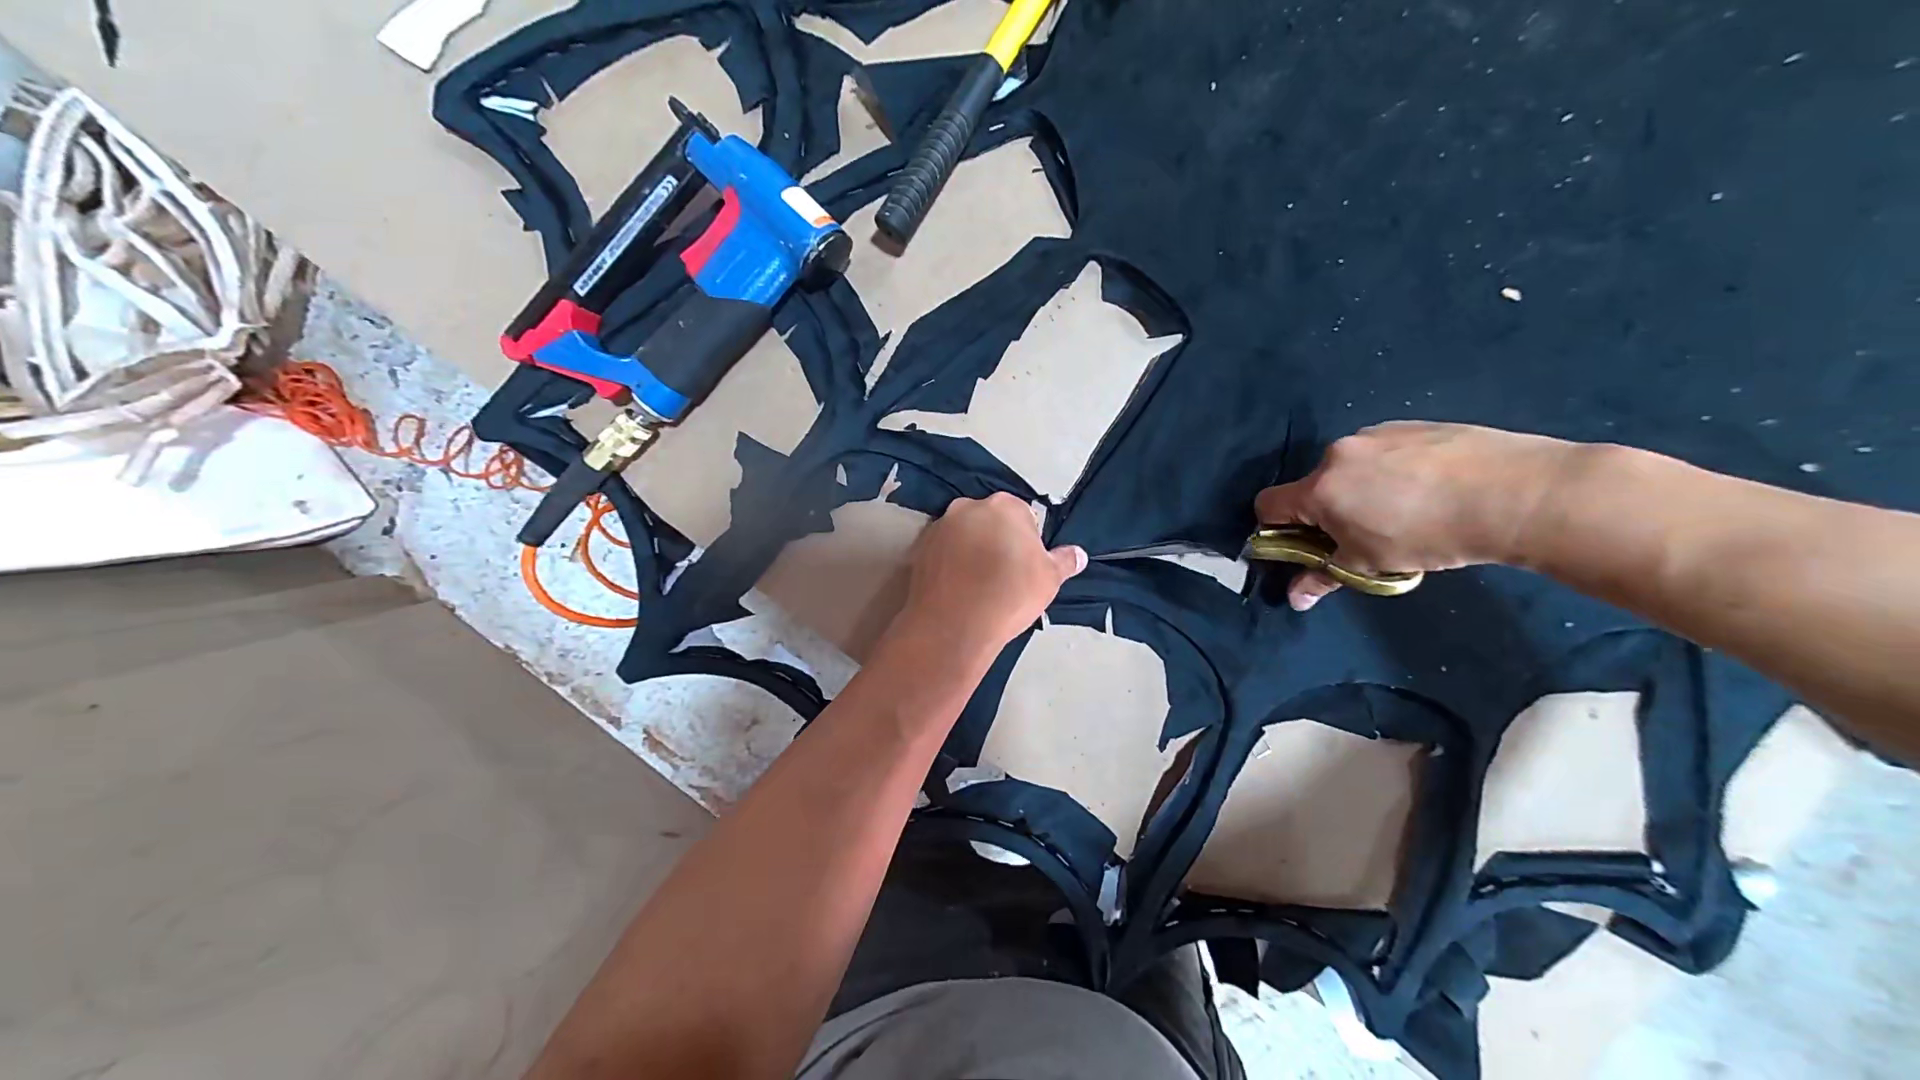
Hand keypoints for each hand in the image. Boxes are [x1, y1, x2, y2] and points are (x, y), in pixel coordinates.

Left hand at [897, 493, 1086, 657]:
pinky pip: (941, 553)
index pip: (1024, 516)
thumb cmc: (1010, 595)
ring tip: (978, 587)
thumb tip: (1078, 554)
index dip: (1027, 542)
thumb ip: (1064, 561)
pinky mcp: (918, 549)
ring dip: (971, 552)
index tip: (1026, 567)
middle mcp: (968, 507)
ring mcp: (940, 527)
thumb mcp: (1050, 579)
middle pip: (990, 521)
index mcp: (1004, 506)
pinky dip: (949, 565)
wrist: (954, 625)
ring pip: (963, 536)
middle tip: (1003, 576)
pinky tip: (958, 590)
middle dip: (997, 541)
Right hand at [1255, 421, 1580, 609]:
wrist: (1516, 493)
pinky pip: (1384, 450)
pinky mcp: (1412, 423)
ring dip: (1360, 487)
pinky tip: (1430, 487)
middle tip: (1365, 534)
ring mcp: (1376, 433)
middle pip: (1313, 485)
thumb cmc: (1429, 534)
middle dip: (1328, 510)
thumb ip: (1324, 577)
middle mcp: (1338, 453)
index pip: (1268, 505)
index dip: (1275, 528)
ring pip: (1351, 466)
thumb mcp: (1371, 564)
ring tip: (1407, 509)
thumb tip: (1295, 599)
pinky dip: (1393, 469)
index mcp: (1319, 488)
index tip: (1303, 546)